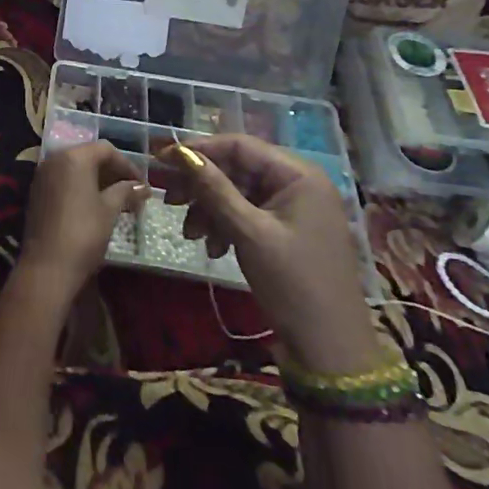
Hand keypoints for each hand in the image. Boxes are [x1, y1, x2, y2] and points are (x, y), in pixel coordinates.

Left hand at [17, 141, 149, 309]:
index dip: (127, 164)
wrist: (47, 265)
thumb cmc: (84, 232)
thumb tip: (143, 186)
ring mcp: (41, 176)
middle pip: (88, 156)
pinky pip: (62, 181)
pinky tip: (94, 205)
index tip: (141, 183)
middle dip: (111, 171)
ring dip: (96, 179)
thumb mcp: (110, 210)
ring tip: (116, 199)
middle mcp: (53, 160)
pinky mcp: (36, 193)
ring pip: (74, 169)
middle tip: (131, 191)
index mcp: (73, 158)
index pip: (105, 149)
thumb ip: (126, 191)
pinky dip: (79, 187)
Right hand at [156, 135, 382, 372]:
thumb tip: (180, 153)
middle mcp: (298, 184)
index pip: (239, 145)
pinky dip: (224, 226)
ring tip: (191, 235)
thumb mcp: (248, 232)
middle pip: (237, 168)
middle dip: (201, 185)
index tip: (159, 161)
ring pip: (237, 193)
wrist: (329, 342)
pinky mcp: (287, 231)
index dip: (198, 150)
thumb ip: (214, 189)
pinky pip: (246, 214)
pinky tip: (213, 248)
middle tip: (168, 201)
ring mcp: (294, 208)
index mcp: (298, 175)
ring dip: (209, 210)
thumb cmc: (292, 281)